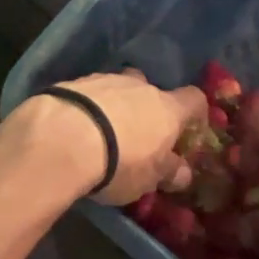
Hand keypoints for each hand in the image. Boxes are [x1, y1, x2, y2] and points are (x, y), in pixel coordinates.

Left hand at [13, 71, 206, 205]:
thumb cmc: (119, 162)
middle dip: (146, 110)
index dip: (194, 113)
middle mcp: (140, 86)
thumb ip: (169, 171)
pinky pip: (90, 92)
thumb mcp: (149, 178)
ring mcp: (105, 79)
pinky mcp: (75, 82)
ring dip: (115, 106)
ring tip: (101, 133)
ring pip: (118, 88)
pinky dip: (89, 107)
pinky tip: (76, 127)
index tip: (189, 131)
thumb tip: (183, 172)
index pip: (194, 99)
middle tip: (137, 137)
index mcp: (167, 108)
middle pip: (151, 90)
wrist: (64, 138)